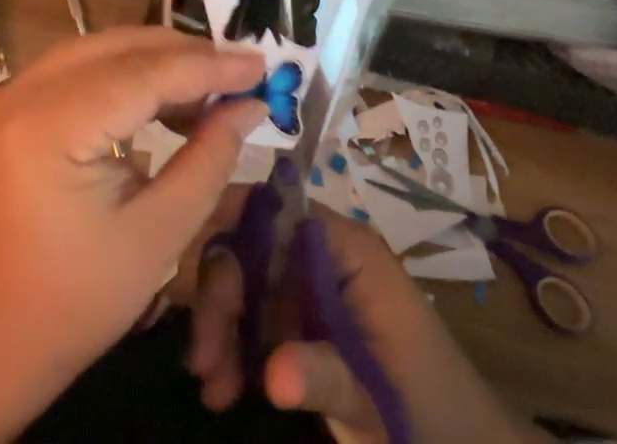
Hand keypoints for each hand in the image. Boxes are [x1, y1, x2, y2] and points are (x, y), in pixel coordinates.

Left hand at [0, 27, 266, 377]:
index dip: (206, 67)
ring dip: (157, 61)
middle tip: (244, 74)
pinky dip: (126, 75)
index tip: (262, 65)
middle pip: (116, 49)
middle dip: (184, 55)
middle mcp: (20, 95)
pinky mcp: (14, 107)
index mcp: (48, 128)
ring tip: (213, 89)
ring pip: (98, 50)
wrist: (2, 330)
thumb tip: (250, 105)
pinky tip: (166, 100)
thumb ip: (209, 158)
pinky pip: (79, 69)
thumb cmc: (82, 296)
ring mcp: (10, 96)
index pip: (141, 75)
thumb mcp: (160, 232)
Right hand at [187, 204, 545, 443]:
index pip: (270, 207)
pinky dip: (234, 349)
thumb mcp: (379, 396)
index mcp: (345, 250)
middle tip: (202, 361)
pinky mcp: (304, 321)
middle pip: (247, 248)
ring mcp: (311, 288)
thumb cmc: (434, 410)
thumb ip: (326, 377)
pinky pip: (254, 318)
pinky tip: (225, 390)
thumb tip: (271, 374)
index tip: (183, 263)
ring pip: (243, 285)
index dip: (224, 223)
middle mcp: (323, 257)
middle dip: (218, 299)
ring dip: (220, 330)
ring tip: (213, 388)